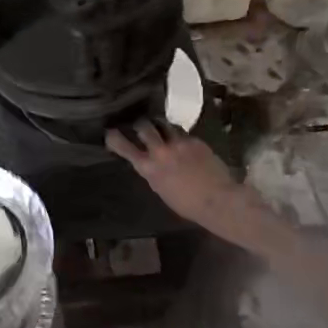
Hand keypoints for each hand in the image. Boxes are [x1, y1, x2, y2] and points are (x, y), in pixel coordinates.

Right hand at [106, 120, 260, 235]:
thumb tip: (150, 163)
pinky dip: (178, 134)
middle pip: (144, 126)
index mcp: (148, 168)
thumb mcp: (160, 189)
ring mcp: (179, 143)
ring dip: (158, 124)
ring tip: (159, 126)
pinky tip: (181, 140)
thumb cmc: (187, 204)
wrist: (217, 199)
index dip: (114, 137)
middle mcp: (160, 151)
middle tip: (139, 125)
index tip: (110, 132)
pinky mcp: (195, 140)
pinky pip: (182, 131)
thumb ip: (153, 172)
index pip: (123, 146)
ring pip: (163, 123)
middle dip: (139, 124)